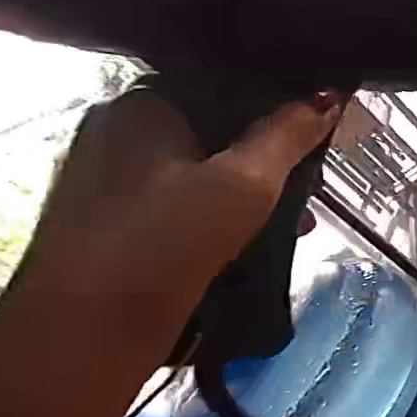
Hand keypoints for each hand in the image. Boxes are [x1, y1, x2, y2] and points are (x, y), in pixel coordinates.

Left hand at [19, 88, 341, 328]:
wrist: (88, 330)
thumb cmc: (170, 241)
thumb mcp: (246, 184)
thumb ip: (288, 137)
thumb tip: (328, 98)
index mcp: (141, 105)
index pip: (224, 87)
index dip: (277, 110)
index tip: (315, 140)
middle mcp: (118, 131)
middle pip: (216, 132)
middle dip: (270, 160)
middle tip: (308, 191)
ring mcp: (110, 178)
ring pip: (203, 170)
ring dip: (252, 193)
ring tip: (295, 224)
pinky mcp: (114, 220)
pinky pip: (184, 201)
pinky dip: (222, 215)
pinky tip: (253, 242)